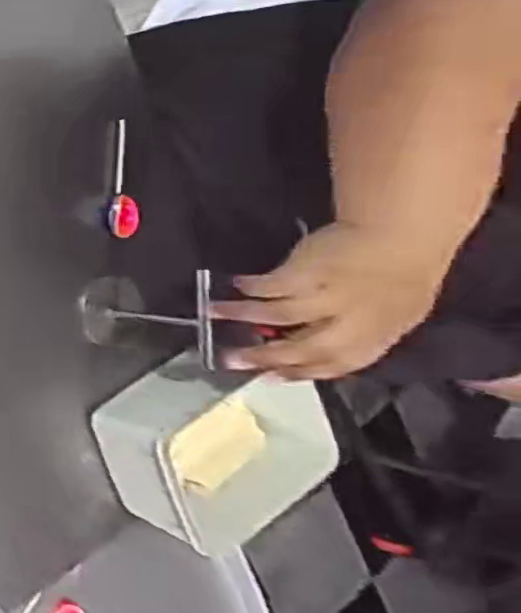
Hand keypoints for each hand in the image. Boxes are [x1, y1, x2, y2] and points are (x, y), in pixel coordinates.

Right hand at [212, 222, 449, 379]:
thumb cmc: (396, 276)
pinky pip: (271, 285)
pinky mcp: (310, 271)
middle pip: (304, 346)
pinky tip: (237, 284)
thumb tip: (301, 344)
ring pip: (278, 314)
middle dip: (265, 355)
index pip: (337, 363)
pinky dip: (249, 286)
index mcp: (377, 334)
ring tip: (210, 312)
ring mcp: (330, 295)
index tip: (268, 378)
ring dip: (240, 314)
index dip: (302, 373)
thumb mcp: (391, 313)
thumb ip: (353, 332)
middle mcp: (354, 320)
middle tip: (230, 358)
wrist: (403, 234)